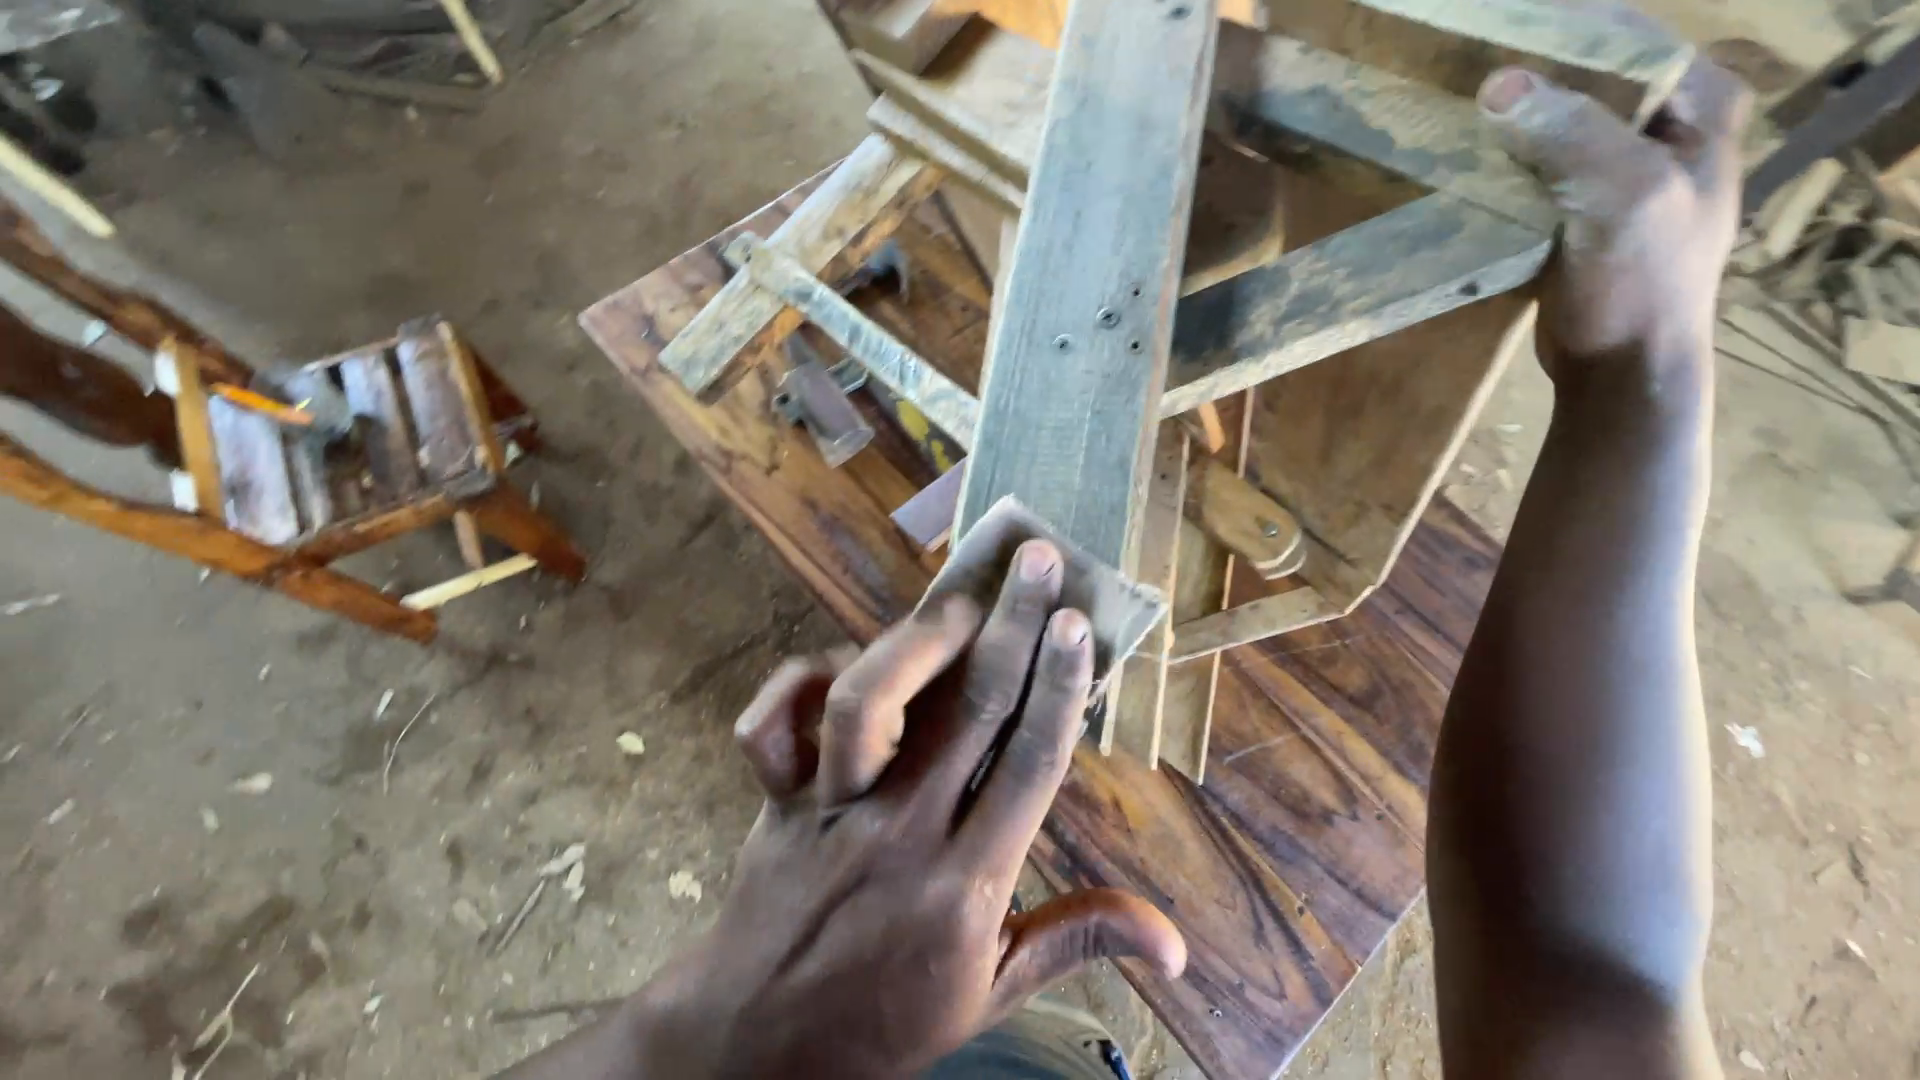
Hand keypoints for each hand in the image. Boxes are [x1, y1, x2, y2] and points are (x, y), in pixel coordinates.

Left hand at [629, 540, 1185, 1079]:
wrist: (762, 1042)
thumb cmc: (888, 1016)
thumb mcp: (992, 991)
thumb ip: (1076, 940)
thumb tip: (1174, 942)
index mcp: (967, 881)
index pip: (1030, 762)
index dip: (1059, 685)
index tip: (1079, 622)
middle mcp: (901, 831)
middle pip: (967, 710)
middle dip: (1011, 626)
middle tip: (1038, 560)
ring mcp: (832, 810)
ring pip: (869, 704)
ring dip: (915, 642)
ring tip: (959, 602)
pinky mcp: (779, 800)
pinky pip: (774, 726)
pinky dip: (798, 679)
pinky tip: (840, 660)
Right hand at [1477, 51, 1749, 389]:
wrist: (1620, 367)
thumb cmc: (1641, 282)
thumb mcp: (1623, 198)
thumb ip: (1572, 135)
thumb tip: (1499, 83)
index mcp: (1699, 102)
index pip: (1622, 36)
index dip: (1556, 27)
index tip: (1488, 25)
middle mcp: (1663, 122)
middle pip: (1586, 74)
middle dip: (1524, 70)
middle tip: (1457, 64)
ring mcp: (1617, 167)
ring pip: (1554, 120)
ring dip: (1505, 117)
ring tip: (1448, 105)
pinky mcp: (1575, 206)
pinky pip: (1533, 164)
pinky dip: (1498, 158)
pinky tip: (1460, 157)